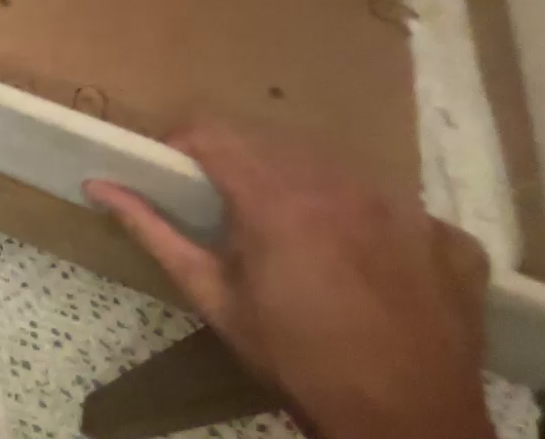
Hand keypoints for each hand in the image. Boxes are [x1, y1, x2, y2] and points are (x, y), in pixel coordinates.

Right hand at [85, 122, 494, 438]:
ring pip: (329, 167)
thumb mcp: (209, 294)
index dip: (183, 145)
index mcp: (276, 199)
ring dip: (298, 184)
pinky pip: (391, 203)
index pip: (212, 134)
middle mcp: (341, 188)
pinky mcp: (447, 238)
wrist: (408, 427)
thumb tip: (97, 184)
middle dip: (237, 165)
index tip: (171, 172)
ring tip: (290, 233)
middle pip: (268, 145)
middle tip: (225, 210)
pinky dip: (365, 217)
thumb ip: (151, 229)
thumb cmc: (293, 358)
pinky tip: (360, 259)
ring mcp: (403, 210)